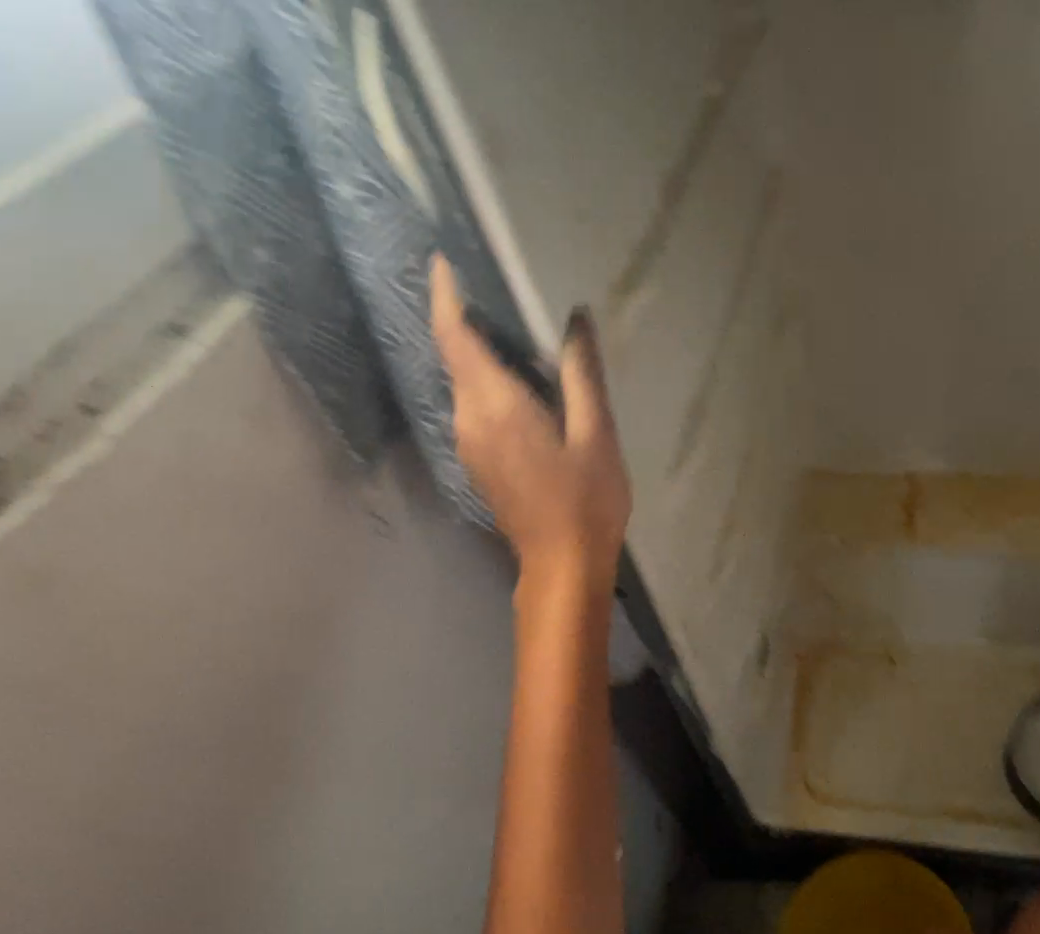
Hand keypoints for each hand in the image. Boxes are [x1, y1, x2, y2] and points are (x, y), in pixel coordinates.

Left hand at [429, 255, 631, 587]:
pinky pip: (475, 408)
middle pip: (456, 357)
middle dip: (465, 321)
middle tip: (498, 292)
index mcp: (496, 406)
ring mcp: (469, 445)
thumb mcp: (597, 433)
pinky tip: (524, 388)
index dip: (444, 297)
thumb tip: (576, 320)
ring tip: (518, 336)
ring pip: (465, 384)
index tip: (442, 263)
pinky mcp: (478, 463)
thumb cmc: (586, 499)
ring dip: (480, 355)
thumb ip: (582, 374)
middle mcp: (469, 420)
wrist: (563, 564)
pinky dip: (489, 385)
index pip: (455, 338)